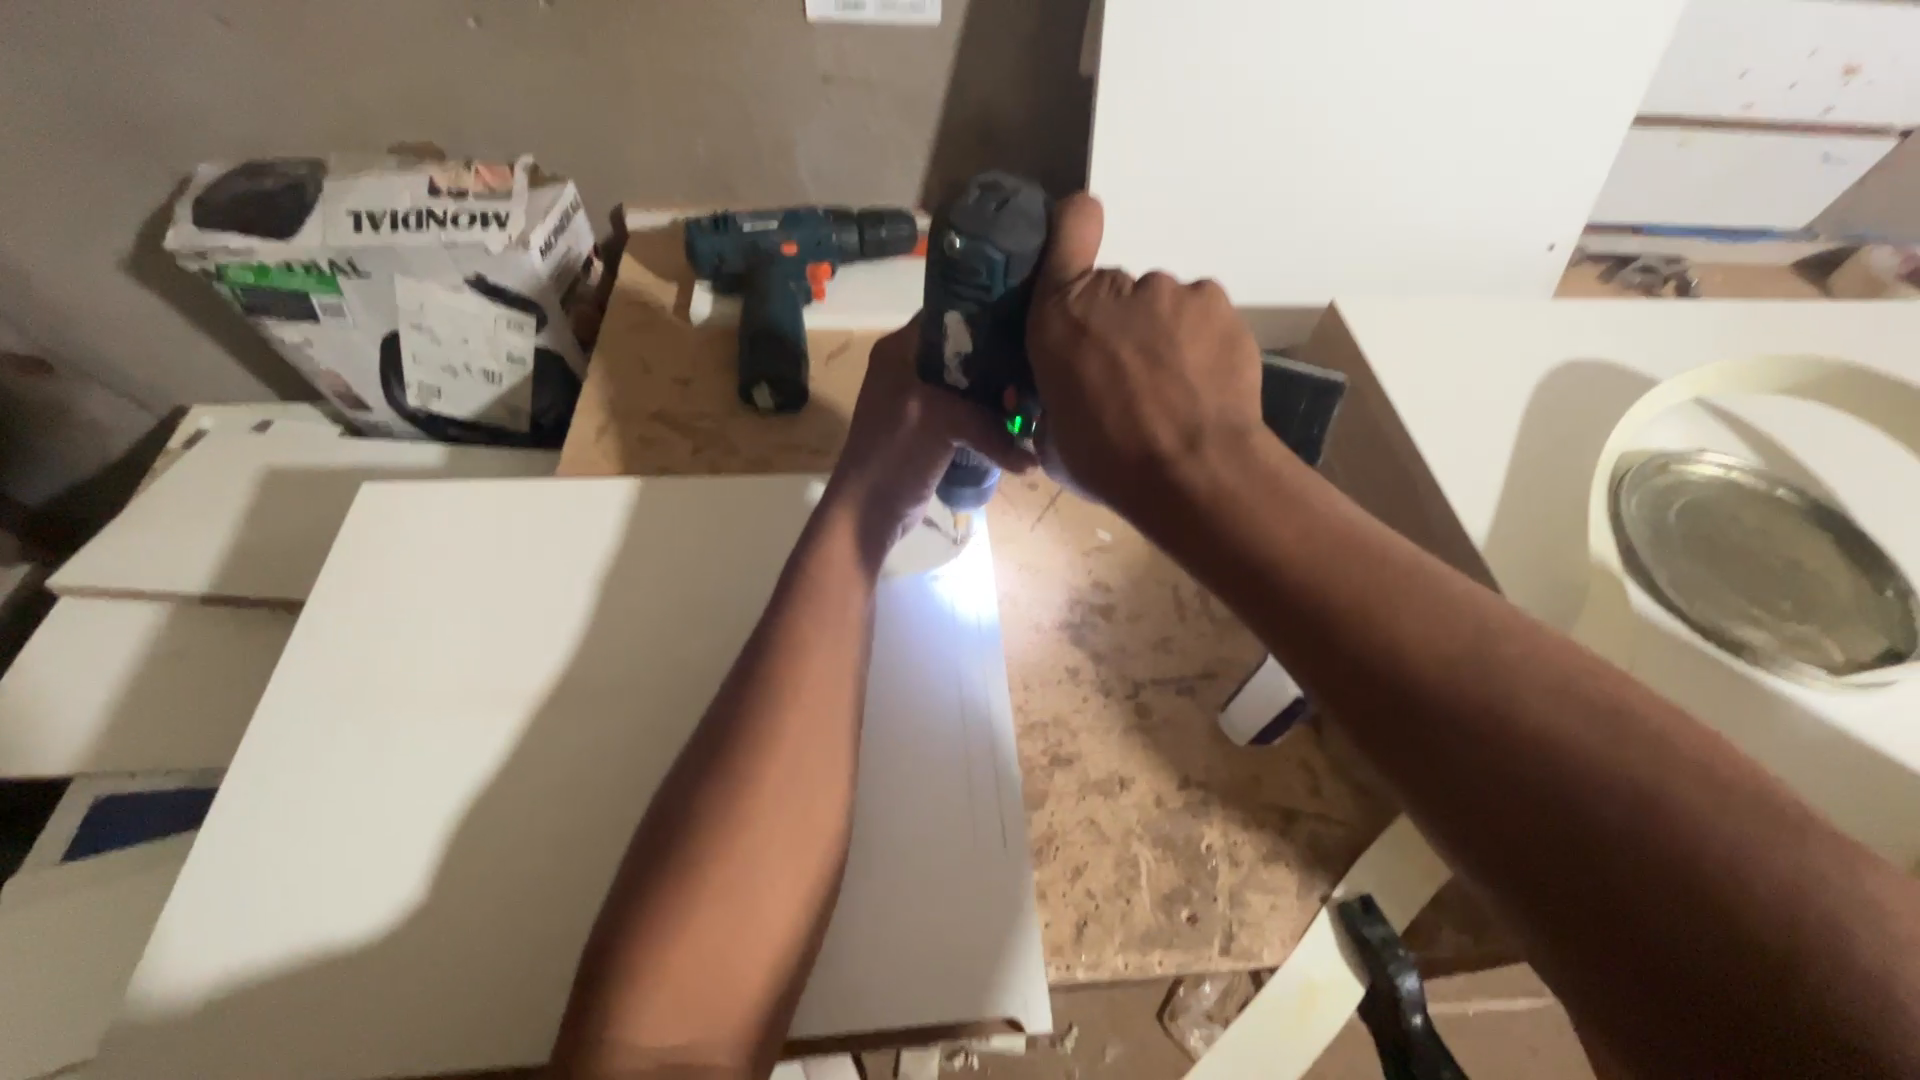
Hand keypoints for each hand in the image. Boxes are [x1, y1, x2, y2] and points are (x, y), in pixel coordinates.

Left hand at [827, 318, 1035, 557]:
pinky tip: (1021, 440)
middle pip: (969, 353)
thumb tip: (1031, 451)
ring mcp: (924, 400)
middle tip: (1037, 374)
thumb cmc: (894, 452)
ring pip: (975, 388)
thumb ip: (986, 416)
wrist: (869, 510)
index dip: (987, 316)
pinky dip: (994, 429)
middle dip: (1003, 366)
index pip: (950, 314)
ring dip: (1002, 402)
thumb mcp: (940, 418)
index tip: (1027, 324)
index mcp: (901, 349)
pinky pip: (974, 419)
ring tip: (1035, 408)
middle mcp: (912, 367)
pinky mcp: (936, 431)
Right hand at [1025, 194, 1267, 513]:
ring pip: (1163, 307)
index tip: (1082, 242)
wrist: (1191, 473)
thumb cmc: (1108, 461)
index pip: (1070, 225)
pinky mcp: (1219, 307)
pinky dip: (1202, 344)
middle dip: (1121, 325)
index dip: (1076, 227)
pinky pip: (1203, 319)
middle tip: (1133, 378)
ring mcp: (1172, 292)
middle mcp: (1115, 288)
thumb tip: (1062, 403)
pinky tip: (1204, 385)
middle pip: (1116, 292)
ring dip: (1164, 338)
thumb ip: (1053, 397)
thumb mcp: (1053, 437)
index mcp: (1058, 316)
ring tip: (1175, 390)